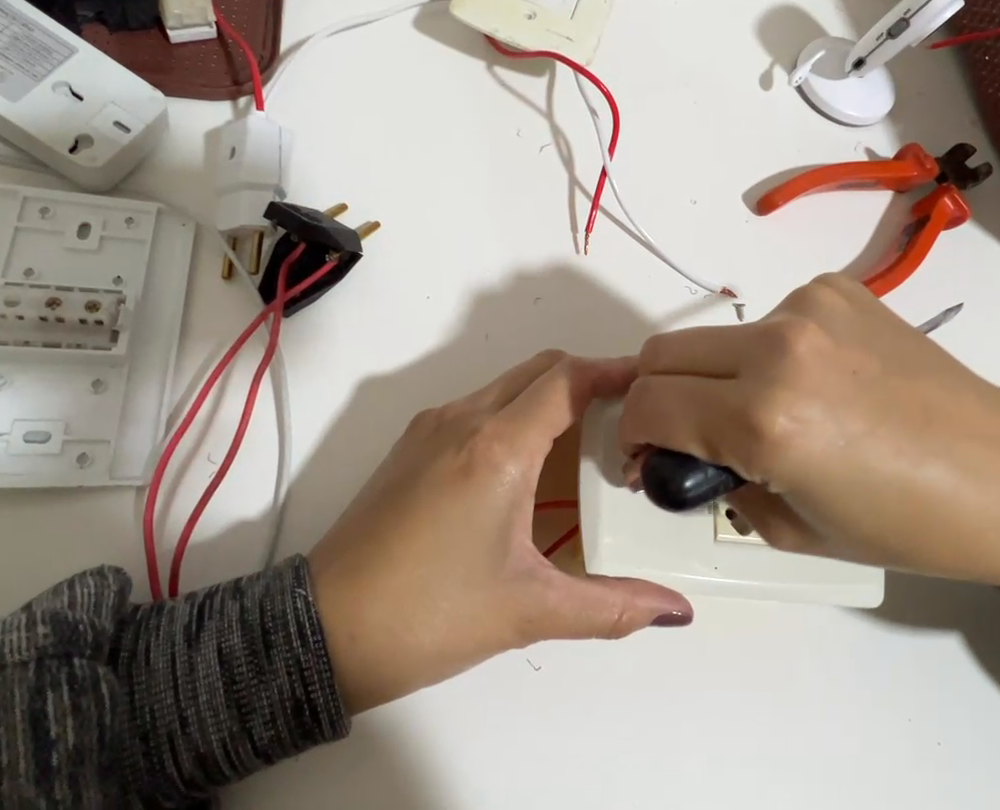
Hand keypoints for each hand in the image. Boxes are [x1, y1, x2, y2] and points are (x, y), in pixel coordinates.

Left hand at [309, 351, 693, 714]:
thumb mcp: (528, 611)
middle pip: (540, 369)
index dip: (616, 372)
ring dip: (549, 396)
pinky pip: (477, 407)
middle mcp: (463, 419)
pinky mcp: (410, 446)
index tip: (652, 384)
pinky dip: (515, 414)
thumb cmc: (429, 616)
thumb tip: (677, 613)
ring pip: (506, 385)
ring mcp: (430, 428)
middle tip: (629, 417)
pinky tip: (531, 464)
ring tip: (589, 441)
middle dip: (588, 379)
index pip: (569, 379)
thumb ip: (612, 607)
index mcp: (498, 447)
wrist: (322, 630)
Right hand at [619, 275, 999, 590]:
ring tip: (761, 411)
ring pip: (713, 336)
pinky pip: (768, 318)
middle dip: (654, 398)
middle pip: (661, 354)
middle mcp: (778, 348)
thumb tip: (682, 457)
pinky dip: (766, 352)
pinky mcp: (836, 290)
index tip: (644, 459)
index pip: (648, 406)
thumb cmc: (905, 525)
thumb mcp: (790, 528)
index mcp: (766, 419)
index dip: (630, 438)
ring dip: (713, 374)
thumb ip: (719, 484)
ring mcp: (810, 309)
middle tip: (682, 434)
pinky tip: (813, 382)